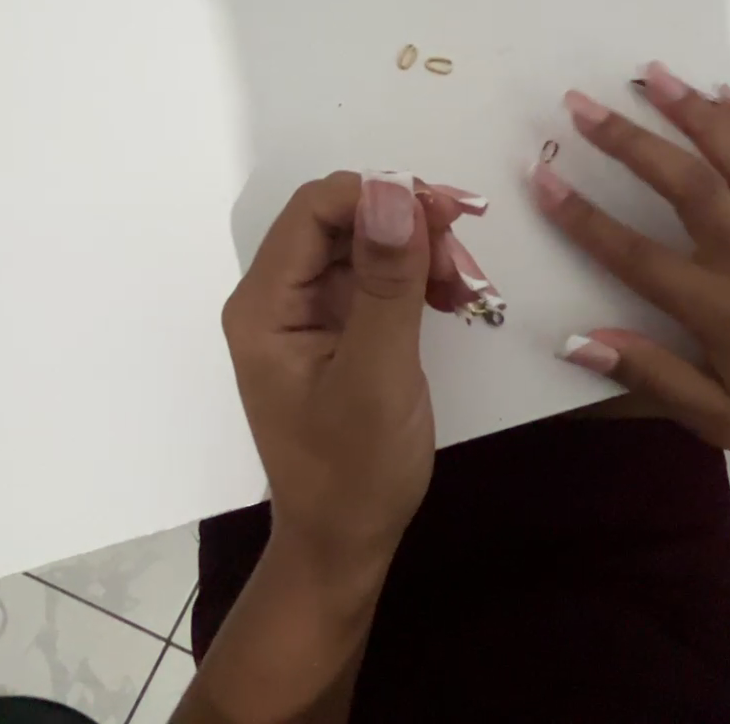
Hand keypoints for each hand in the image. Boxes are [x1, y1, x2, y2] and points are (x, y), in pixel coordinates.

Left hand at [222, 171, 471, 563]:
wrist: (347, 539)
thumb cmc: (355, 471)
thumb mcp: (377, 376)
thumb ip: (387, 283)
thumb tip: (394, 190)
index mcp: (265, 305)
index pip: (314, 209)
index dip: (377, 195)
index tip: (443, 214)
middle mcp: (279, 296)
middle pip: (342, 220)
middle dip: (406, 225)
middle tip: (462, 254)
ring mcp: (309, 309)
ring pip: (366, 241)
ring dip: (419, 249)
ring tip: (464, 284)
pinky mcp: (338, 324)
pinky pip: (378, 274)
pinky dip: (417, 275)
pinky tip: (450, 297)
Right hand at [532, 62, 729, 469]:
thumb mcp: (725, 421)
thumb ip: (654, 377)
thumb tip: (578, 341)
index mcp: (727, 312)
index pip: (638, 258)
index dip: (584, 218)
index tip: (541, 177)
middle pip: (688, 187)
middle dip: (629, 141)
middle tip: (581, 105)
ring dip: (694, 113)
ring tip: (653, 74)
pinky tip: (729, 97)